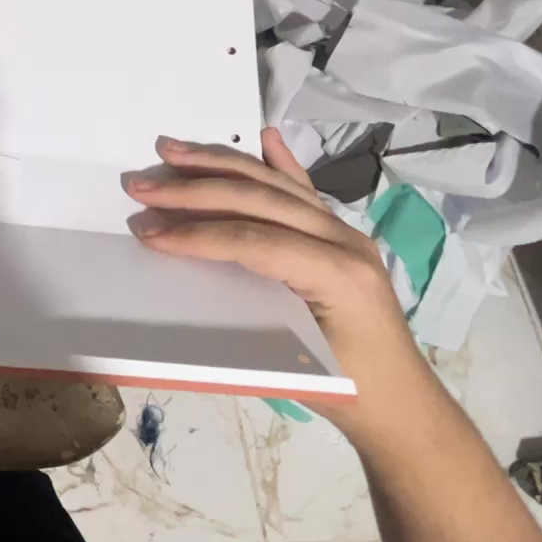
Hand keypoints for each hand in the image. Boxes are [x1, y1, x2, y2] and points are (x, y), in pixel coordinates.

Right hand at [122, 128, 423, 419]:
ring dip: (218, 164)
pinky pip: (304, 189)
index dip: (195, 233)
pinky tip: (264, 135)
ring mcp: (344, 232)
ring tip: (170, 150)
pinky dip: (280, 161)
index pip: (252, 239)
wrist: (401, 405)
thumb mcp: (288, 363)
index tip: (148, 234)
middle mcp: (344, 241)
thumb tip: (181, 282)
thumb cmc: (342, 390)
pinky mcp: (339, 235)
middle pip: (259, 199)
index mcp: (337, 273)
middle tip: (141, 186)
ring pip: (275, 183)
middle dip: (193, 190)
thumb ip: (238, 318)